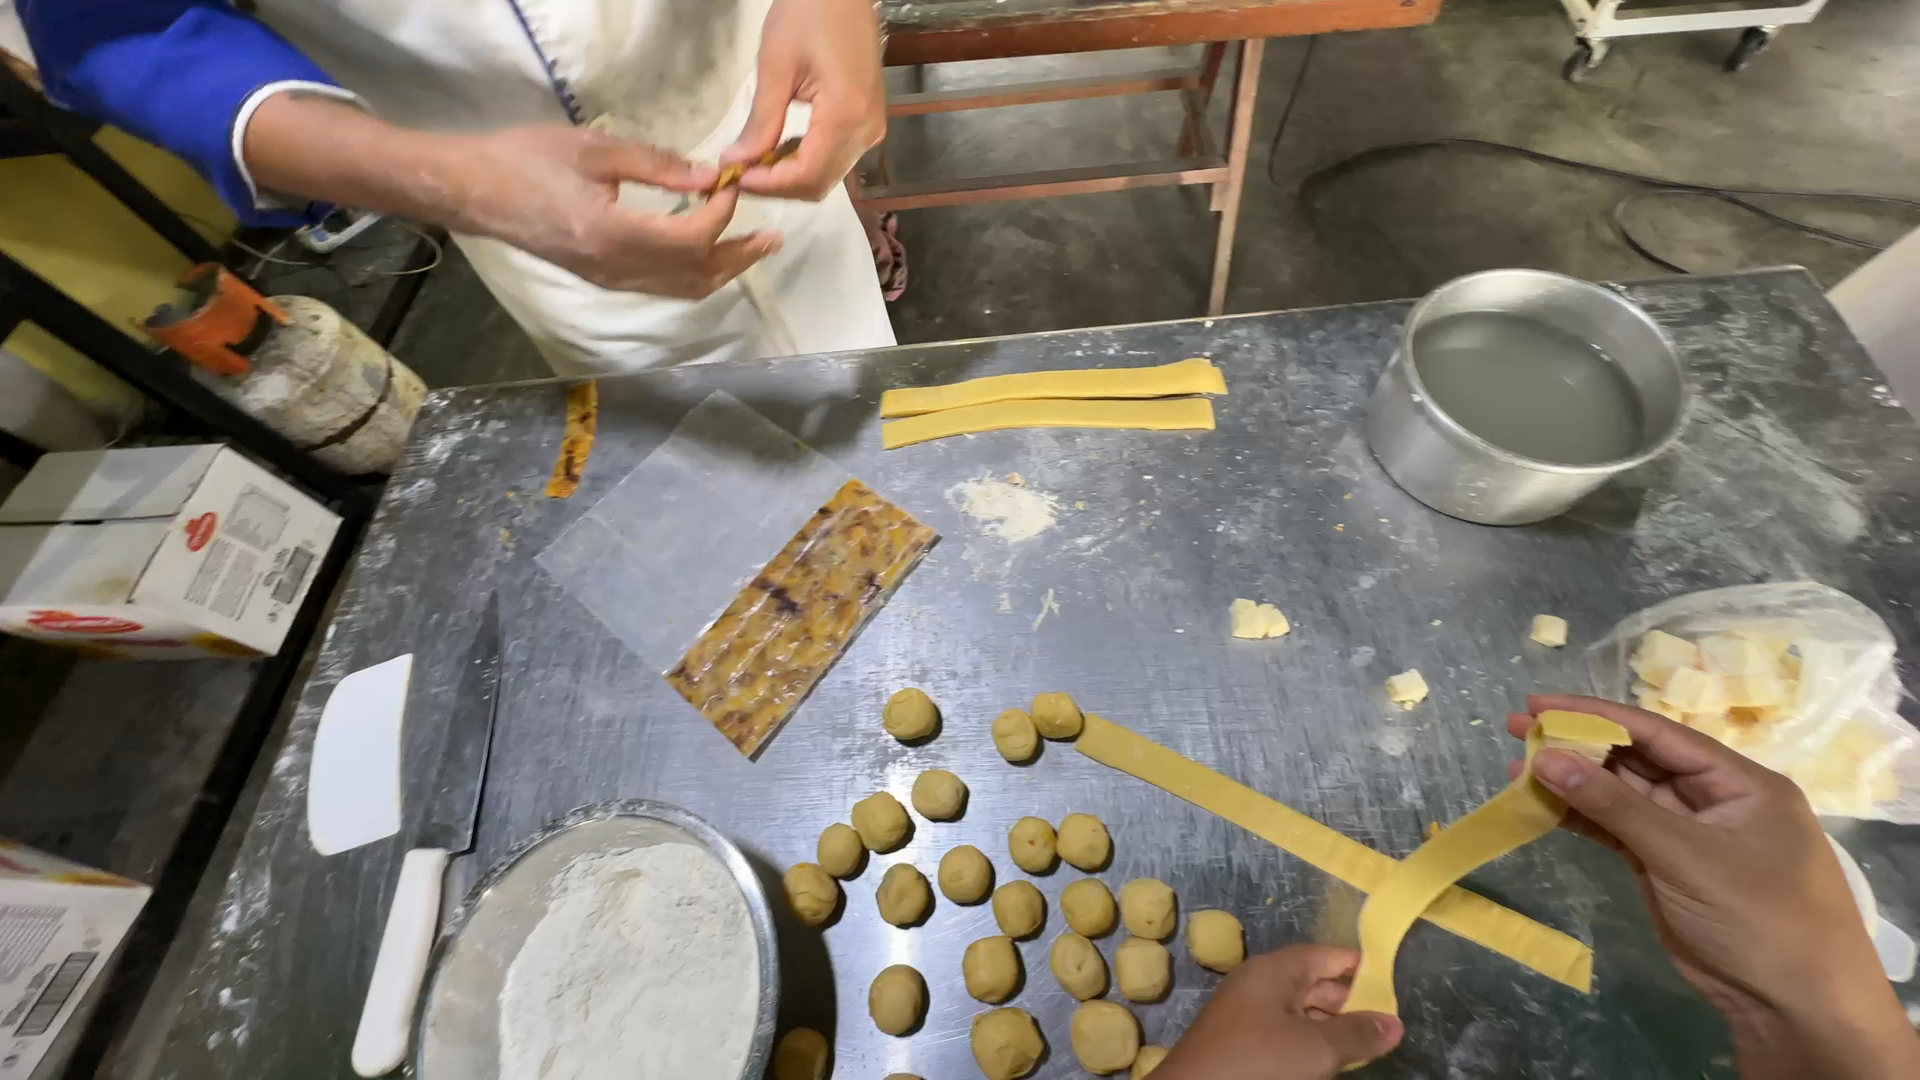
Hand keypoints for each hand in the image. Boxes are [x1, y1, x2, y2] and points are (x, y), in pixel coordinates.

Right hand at [437, 126, 780, 298]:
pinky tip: (710, 256)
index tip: (732, 181)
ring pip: (687, 288)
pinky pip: (666, 288)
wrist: (472, 193)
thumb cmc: (525, 160)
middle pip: (700, 274)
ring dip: (724, 270)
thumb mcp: (592, 149)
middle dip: (741, 255)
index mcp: (616, 237)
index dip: (722, 212)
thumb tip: (707, 174)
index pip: (692, 237)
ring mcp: (615, 282)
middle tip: (773, 238)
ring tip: (753, 249)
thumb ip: (655, 164)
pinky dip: (697, 275)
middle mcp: (621, 270)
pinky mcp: (609, 282)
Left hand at [726, 0, 885, 199]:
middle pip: (818, 184)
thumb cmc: (809, 11)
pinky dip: (805, 163)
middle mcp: (865, 134)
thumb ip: (760, 122)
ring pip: (826, 178)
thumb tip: (737, 163)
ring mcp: (870, 133)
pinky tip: (781, 148)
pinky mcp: (868, 127)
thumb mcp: (776, 65)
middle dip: (778, 186)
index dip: (770, 185)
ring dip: (790, 177)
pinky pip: (834, 161)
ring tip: (757, 161)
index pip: (806, 175)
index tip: (735, 178)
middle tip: (741, 173)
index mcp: (846, 117)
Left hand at [1156, 946, 1401, 1079]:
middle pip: (1311, 982)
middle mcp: (1259, 983)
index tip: (1388, 976)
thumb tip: (1394, 1021)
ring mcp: (1249, 1011)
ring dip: (1332, 1024)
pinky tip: (1333, 1059)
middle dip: (1348, 1000)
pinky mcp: (1244, 1039)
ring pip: (1300, 1009)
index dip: (1352, 964)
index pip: (1319, 955)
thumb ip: (1356, 1034)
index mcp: (1272, 971)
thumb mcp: (1315, 1049)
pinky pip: (1287, 1030)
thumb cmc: (1259, 1060)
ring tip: (1371, 1042)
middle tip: (1389, 1019)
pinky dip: (1313, 1040)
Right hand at [1511, 694, 1918, 1079]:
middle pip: (1631, 756)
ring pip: (1613, 789)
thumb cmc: (1760, 919)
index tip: (1536, 705)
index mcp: (1739, 784)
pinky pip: (1607, 821)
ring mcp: (1682, 829)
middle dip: (1574, 742)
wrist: (1792, 1010)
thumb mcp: (1685, 856)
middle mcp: (1710, 798)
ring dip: (1566, 777)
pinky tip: (1535, 800)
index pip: (1657, 734)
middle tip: (1516, 728)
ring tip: (1514, 765)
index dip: (1595, 714)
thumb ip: (1611, 803)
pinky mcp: (1657, 857)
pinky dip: (1572, 811)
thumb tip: (1542, 756)